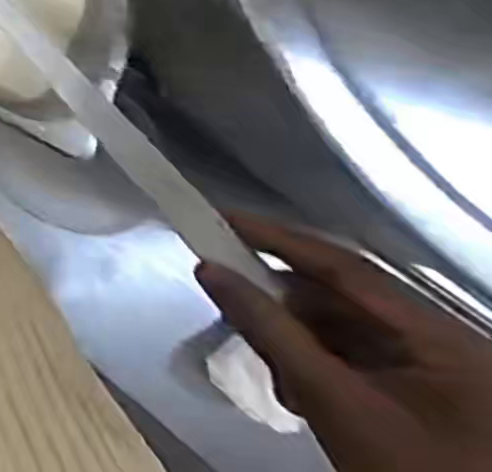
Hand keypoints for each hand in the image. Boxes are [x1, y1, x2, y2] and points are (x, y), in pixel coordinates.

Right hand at [197, 214, 491, 471]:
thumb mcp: (331, 399)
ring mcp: (451, 375)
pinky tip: (300, 388)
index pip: (347, 267)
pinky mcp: (438, 397)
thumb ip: (267, 328)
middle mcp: (456, 347)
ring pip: (347, 327)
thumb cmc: (412, 468)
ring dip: (296, 337)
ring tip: (272, 368)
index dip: (279, 239)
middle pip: (344, 299)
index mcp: (450, 341)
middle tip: (229, 306)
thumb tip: (209, 268)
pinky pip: (362, 355)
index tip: (218, 219)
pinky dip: (319, 361)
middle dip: (282, 303)